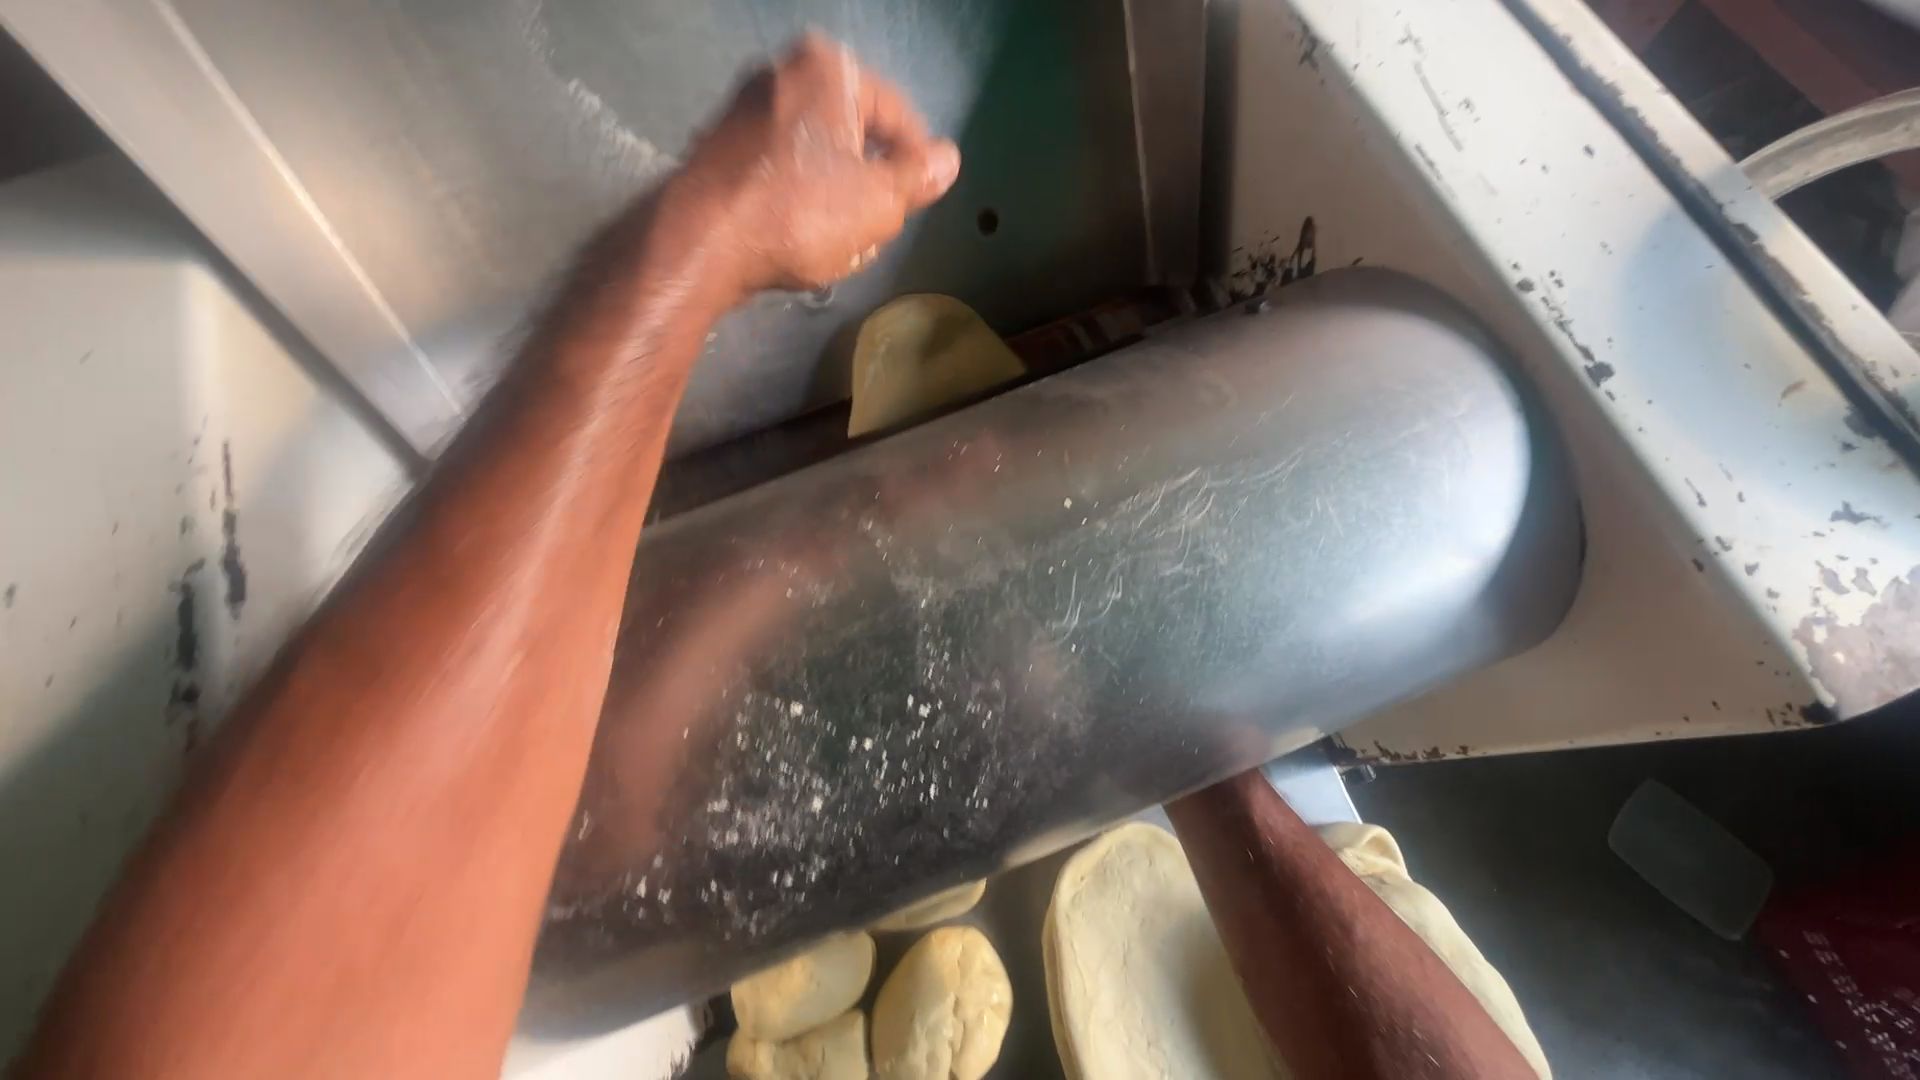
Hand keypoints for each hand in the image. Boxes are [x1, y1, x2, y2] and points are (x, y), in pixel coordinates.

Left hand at [671, 33, 961, 298]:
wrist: (703, 243)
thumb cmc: (800, 215)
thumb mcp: (879, 203)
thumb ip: (917, 178)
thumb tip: (947, 159)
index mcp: (827, 69)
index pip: (896, 115)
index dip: (916, 162)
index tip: (921, 199)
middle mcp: (781, 74)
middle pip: (853, 136)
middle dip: (869, 184)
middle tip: (877, 230)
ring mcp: (744, 109)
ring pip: (816, 158)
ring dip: (835, 199)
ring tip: (840, 244)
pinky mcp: (721, 149)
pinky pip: (781, 172)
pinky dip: (799, 201)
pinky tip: (799, 239)